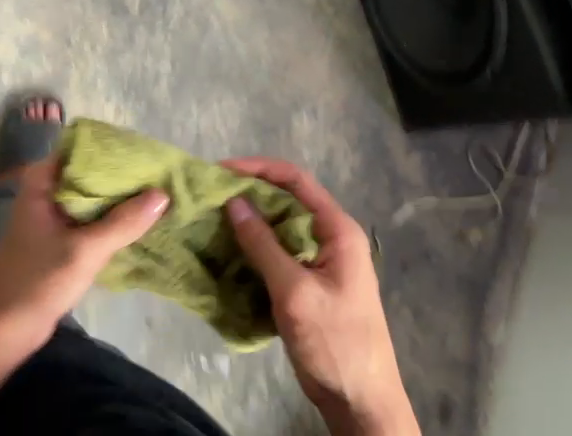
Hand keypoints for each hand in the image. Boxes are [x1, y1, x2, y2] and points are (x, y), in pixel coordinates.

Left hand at [0, 154, 170, 346]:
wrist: (5, 327)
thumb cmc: (38, 280)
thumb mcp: (85, 250)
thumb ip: (123, 222)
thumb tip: (162, 194)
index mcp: (42, 180)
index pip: (81, 148)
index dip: (113, 149)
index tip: (147, 153)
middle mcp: (46, 190)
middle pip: (89, 171)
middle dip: (121, 175)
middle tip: (161, 175)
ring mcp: (52, 214)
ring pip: (92, 196)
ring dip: (119, 199)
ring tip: (158, 195)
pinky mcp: (60, 237)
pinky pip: (90, 218)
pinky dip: (111, 218)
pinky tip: (139, 222)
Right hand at [222, 158, 418, 435]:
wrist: (362, 403)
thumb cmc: (335, 342)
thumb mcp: (294, 291)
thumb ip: (263, 244)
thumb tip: (233, 201)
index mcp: (338, 231)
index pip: (296, 180)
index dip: (258, 168)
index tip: (220, 171)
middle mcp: (331, 238)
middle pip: (286, 199)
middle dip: (249, 193)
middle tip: (209, 194)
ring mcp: (321, 262)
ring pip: (280, 227)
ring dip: (249, 221)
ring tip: (211, 218)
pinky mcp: (309, 284)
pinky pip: (278, 252)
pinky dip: (254, 246)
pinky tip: (228, 250)